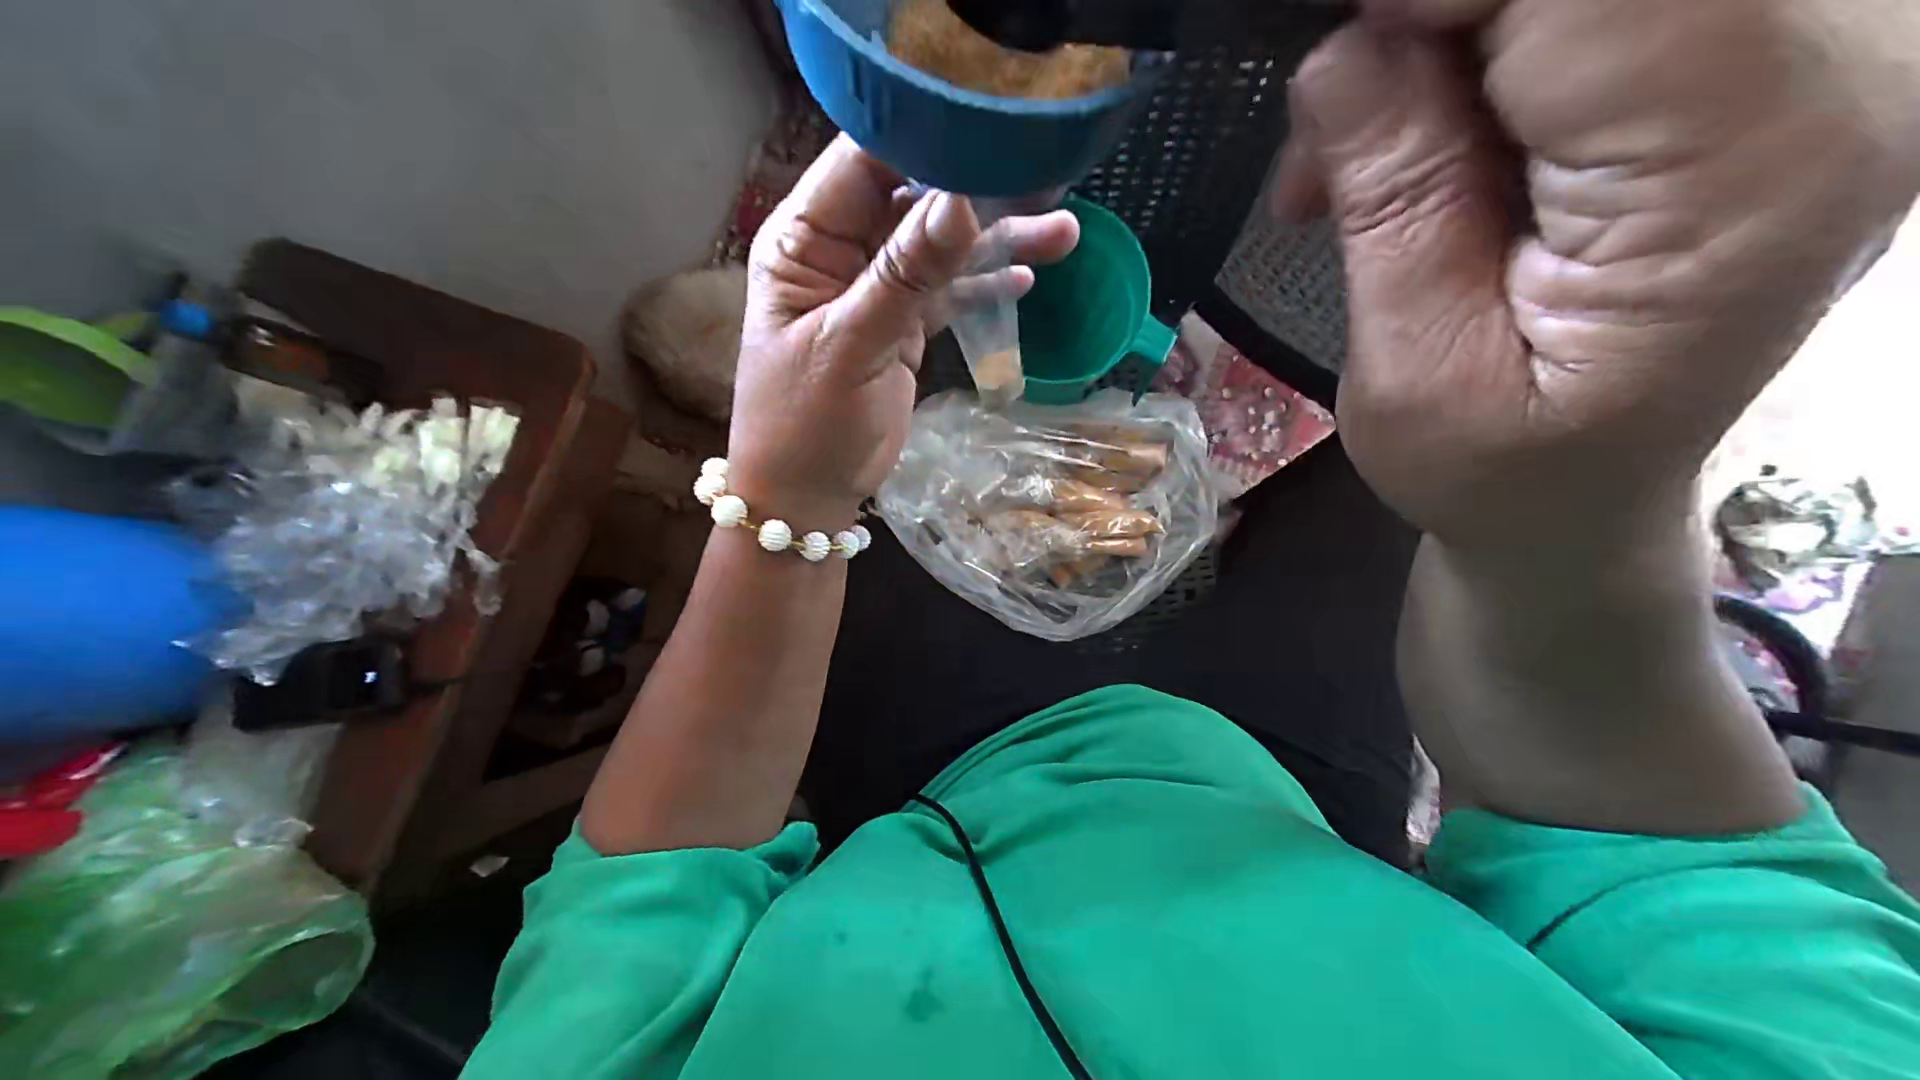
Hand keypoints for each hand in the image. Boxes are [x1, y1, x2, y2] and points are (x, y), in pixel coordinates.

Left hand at [728, 136, 1078, 526]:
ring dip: (996, 240)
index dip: (923, 139)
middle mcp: (839, 253)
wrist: (808, 496)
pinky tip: (1028, 275)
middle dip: (975, 188)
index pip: (863, 164)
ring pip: (940, 249)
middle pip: (912, 199)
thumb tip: (960, 201)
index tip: (991, 126)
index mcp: (804, 241)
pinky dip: (984, 285)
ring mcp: (875, 289)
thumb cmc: (806, 426)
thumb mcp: (850, 348)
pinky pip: (948, 293)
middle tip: (1044, 175)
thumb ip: (904, 278)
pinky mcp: (902, 326)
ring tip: (1063, 230)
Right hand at [1276, 0, 1917, 833]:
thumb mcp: (1413, 367)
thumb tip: (1337, 52)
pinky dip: (1467, 59)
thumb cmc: (1488, 471)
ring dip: (1436, 46)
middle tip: (1328, 122)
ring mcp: (1800, 65)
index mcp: (1745, 174)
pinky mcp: (1736, 76)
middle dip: (1430, 20)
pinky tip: (1395, 146)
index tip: (1327, 42)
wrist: (1570, 506)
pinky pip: (1586, 18)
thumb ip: (1393, 202)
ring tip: (1340, 165)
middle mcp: (1834, 77)